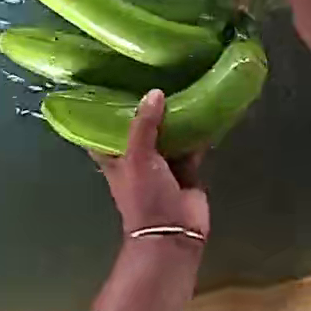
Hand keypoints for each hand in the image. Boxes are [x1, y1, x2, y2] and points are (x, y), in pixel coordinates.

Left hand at [94, 90, 209, 240]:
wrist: (174, 232)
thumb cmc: (145, 197)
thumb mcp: (138, 158)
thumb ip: (144, 125)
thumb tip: (154, 92)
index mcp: (118, 159)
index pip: (104, 133)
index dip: (105, 114)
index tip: (111, 89)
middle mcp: (139, 159)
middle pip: (141, 129)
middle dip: (148, 109)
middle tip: (156, 78)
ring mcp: (164, 164)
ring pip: (169, 134)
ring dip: (176, 117)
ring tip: (184, 85)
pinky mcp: (188, 168)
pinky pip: (193, 143)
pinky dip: (199, 130)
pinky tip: (207, 109)